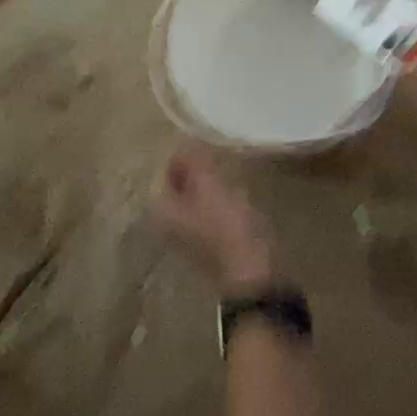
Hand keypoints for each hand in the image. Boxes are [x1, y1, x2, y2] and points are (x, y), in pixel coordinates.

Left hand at [153, 146, 278, 291]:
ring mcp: (189, 236)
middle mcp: (168, 223)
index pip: (164, 170)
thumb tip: (186, 137)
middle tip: (215, 150)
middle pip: (177, 185)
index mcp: (162, 209)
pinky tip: (235, 191)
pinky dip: (218, 198)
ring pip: (193, 198)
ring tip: (226, 166)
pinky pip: (208, 211)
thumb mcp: (211, 188)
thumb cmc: (228, 229)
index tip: (203, 139)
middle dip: (193, 167)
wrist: (255, 278)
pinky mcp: (211, 243)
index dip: (181, 153)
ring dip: (207, 181)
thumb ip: (196, 162)